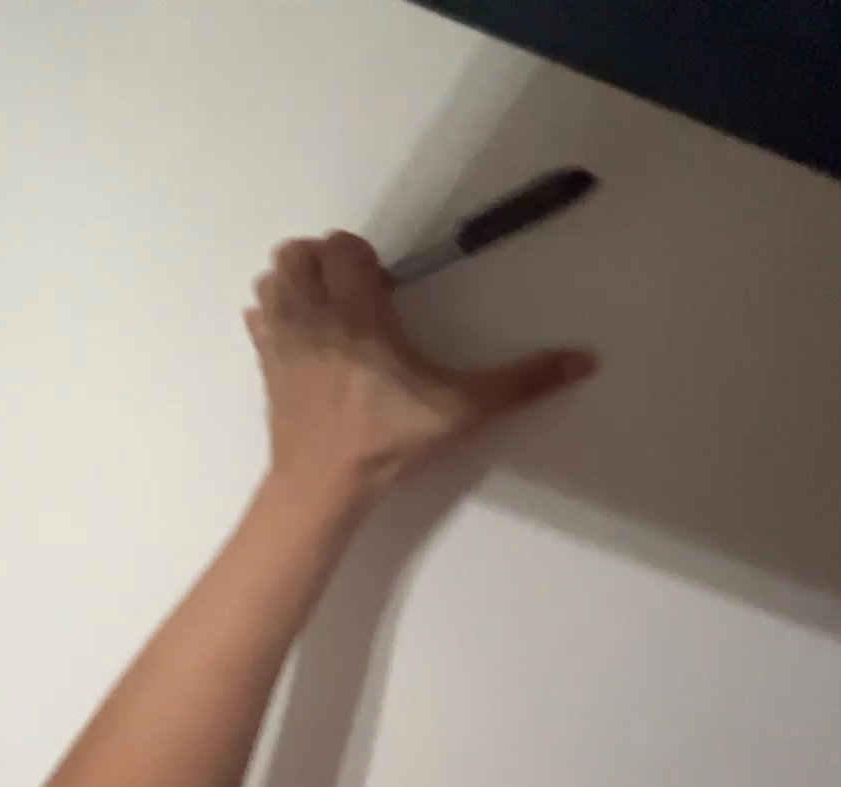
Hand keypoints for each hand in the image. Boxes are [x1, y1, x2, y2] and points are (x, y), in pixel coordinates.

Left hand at [246, 231, 594, 510]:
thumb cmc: (386, 441)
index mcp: (358, 314)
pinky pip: (256, 318)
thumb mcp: (459, 412)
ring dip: (294, 281)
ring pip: (271, 280)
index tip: (381, 283)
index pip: (342, 248)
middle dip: (324, 260)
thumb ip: (519, 382)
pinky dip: (271, 313)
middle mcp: (312, 317)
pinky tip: (296, 333)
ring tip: (323, 307)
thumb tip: (584, 359)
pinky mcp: (265, 366)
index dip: (361, 255)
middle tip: (351, 290)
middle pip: (298, 253)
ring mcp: (282, 341)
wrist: (321, 485)